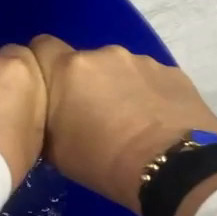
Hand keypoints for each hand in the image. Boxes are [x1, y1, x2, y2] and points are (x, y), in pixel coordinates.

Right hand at [27, 37, 216, 213]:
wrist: (176, 169)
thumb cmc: (103, 160)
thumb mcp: (53, 149)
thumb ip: (43, 117)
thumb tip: (46, 111)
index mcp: (67, 68)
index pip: (40, 46)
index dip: (41, 65)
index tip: (46, 90)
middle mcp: (103, 54)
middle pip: (81, 61)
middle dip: (81, 81)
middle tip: (88, 115)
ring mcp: (142, 61)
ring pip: (116, 69)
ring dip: (115, 86)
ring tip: (126, 120)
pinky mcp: (173, 72)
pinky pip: (148, 79)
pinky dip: (145, 94)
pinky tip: (153, 121)